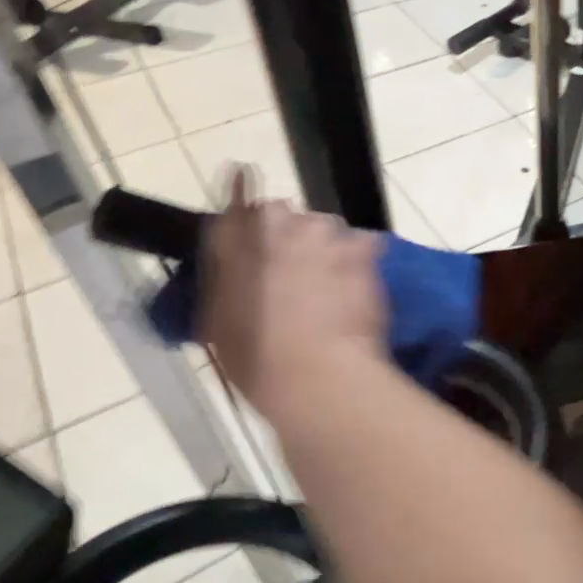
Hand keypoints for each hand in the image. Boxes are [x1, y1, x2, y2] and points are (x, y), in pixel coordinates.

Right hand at [200, 167, 387, 417]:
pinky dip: (361, 258)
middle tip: (295, 275)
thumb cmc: (257, 359)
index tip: (260, 246)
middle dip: (291, 238)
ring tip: (330, 284)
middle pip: (287, 216)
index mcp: (236, 241)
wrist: (316, 373)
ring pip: (326, 228)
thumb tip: (232, 260)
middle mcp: (278, 224)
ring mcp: (323, 232)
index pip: (241, 209)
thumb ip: (225, 278)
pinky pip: (363, 242)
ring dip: (327, 247)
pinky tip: (358, 285)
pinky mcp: (361, 246)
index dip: (253, 228)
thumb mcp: (218, 321)